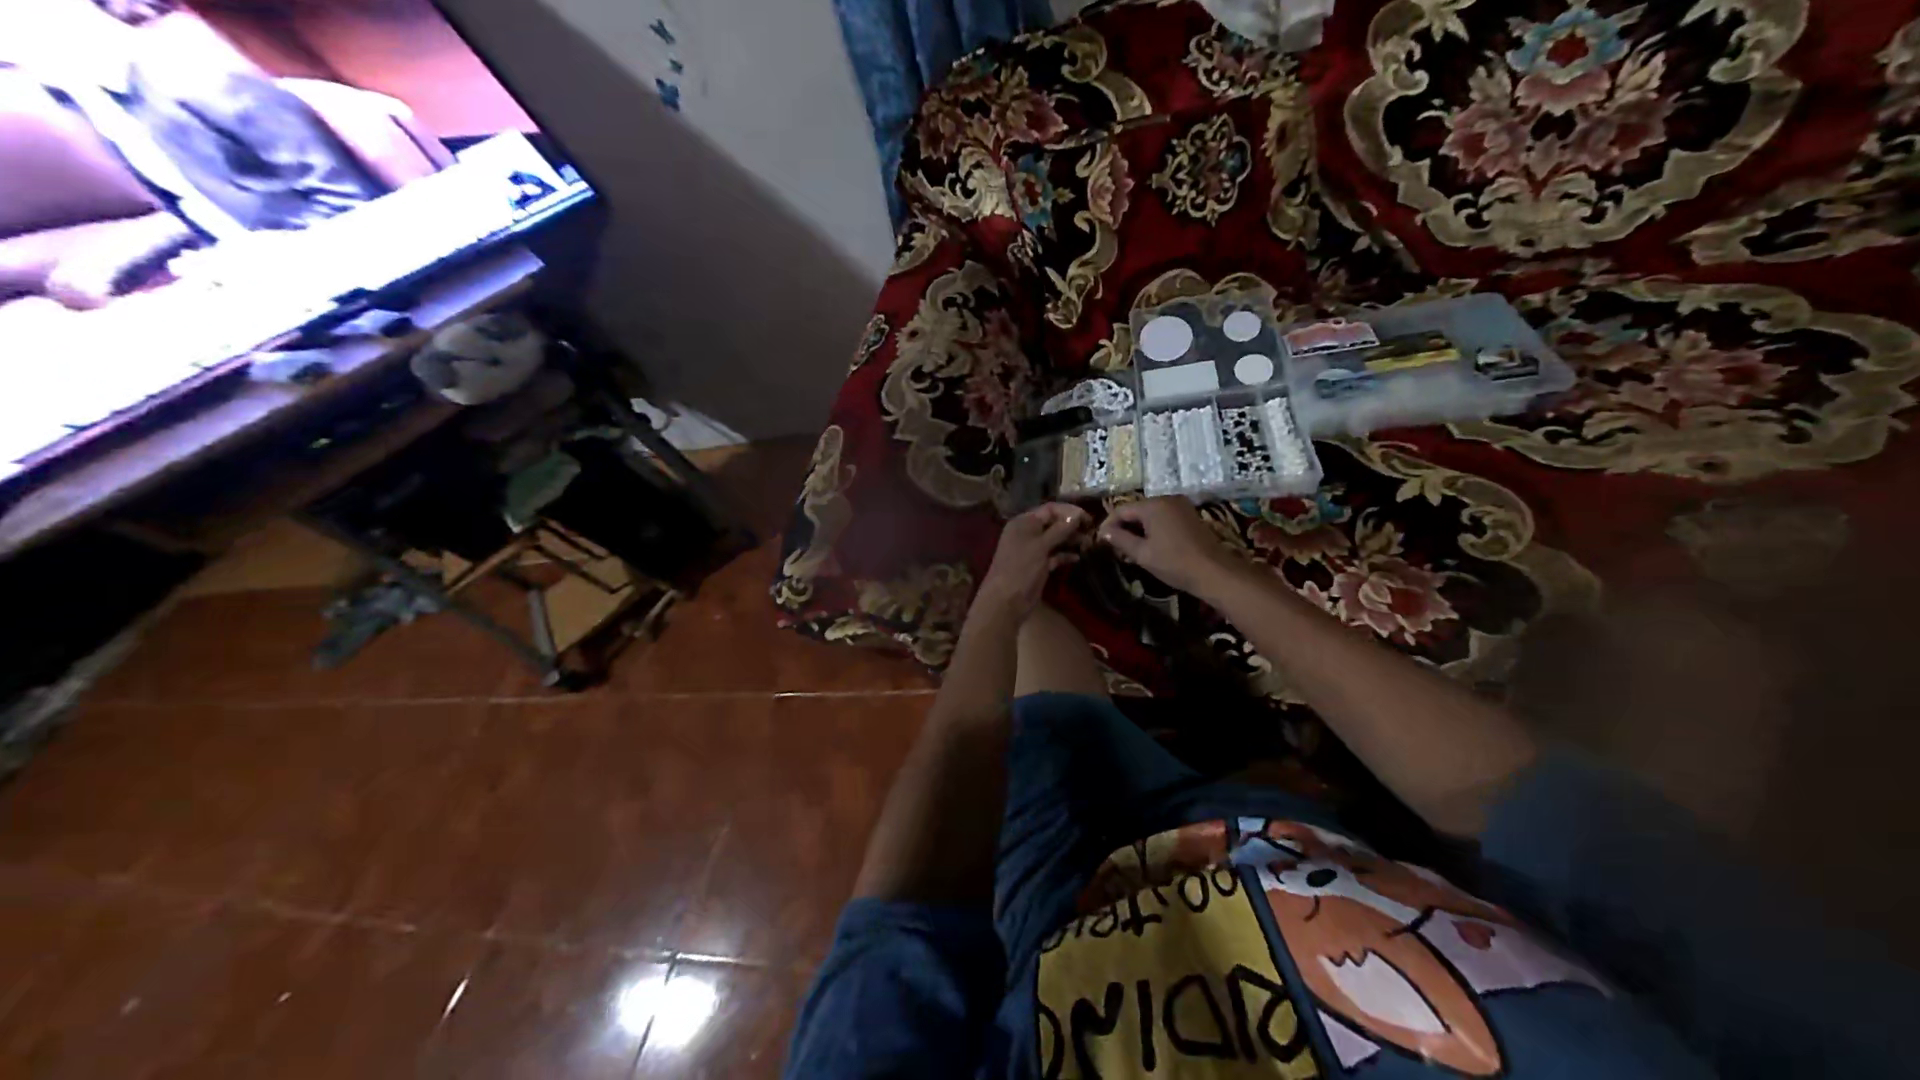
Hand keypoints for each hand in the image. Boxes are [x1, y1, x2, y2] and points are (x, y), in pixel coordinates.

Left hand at [972, 503, 1090, 623]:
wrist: (1007, 602)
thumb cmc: (1021, 568)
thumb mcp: (1040, 546)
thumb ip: (1059, 530)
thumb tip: (1077, 515)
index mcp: (1024, 522)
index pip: (1050, 509)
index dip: (1069, 511)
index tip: (1088, 518)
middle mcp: (1028, 533)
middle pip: (1054, 523)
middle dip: (1072, 526)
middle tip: (1092, 532)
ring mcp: (1033, 550)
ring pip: (1056, 540)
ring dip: (1071, 540)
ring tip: (1089, 544)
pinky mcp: (1039, 565)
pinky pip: (1055, 555)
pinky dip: (1066, 555)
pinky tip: (1078, 557)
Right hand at [1097, 496, 1240, 596]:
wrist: (1214, 572)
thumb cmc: (1174, 562)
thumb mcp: (1142, 553)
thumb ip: (1120, 540)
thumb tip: (1105, 533)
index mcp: (1153, 505)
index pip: (1121, 509)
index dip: (1108, 525)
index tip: (1100, 541)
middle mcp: (1167, 499)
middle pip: (1136, 510)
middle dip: (1123, 527)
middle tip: (1114, 547)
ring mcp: (1181, 506)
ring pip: (1150, 514)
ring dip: (1138, 529)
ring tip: (1129, 549)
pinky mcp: (1190, 515)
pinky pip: (1163, 517)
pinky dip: (1153, 529)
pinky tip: (1149, 545)